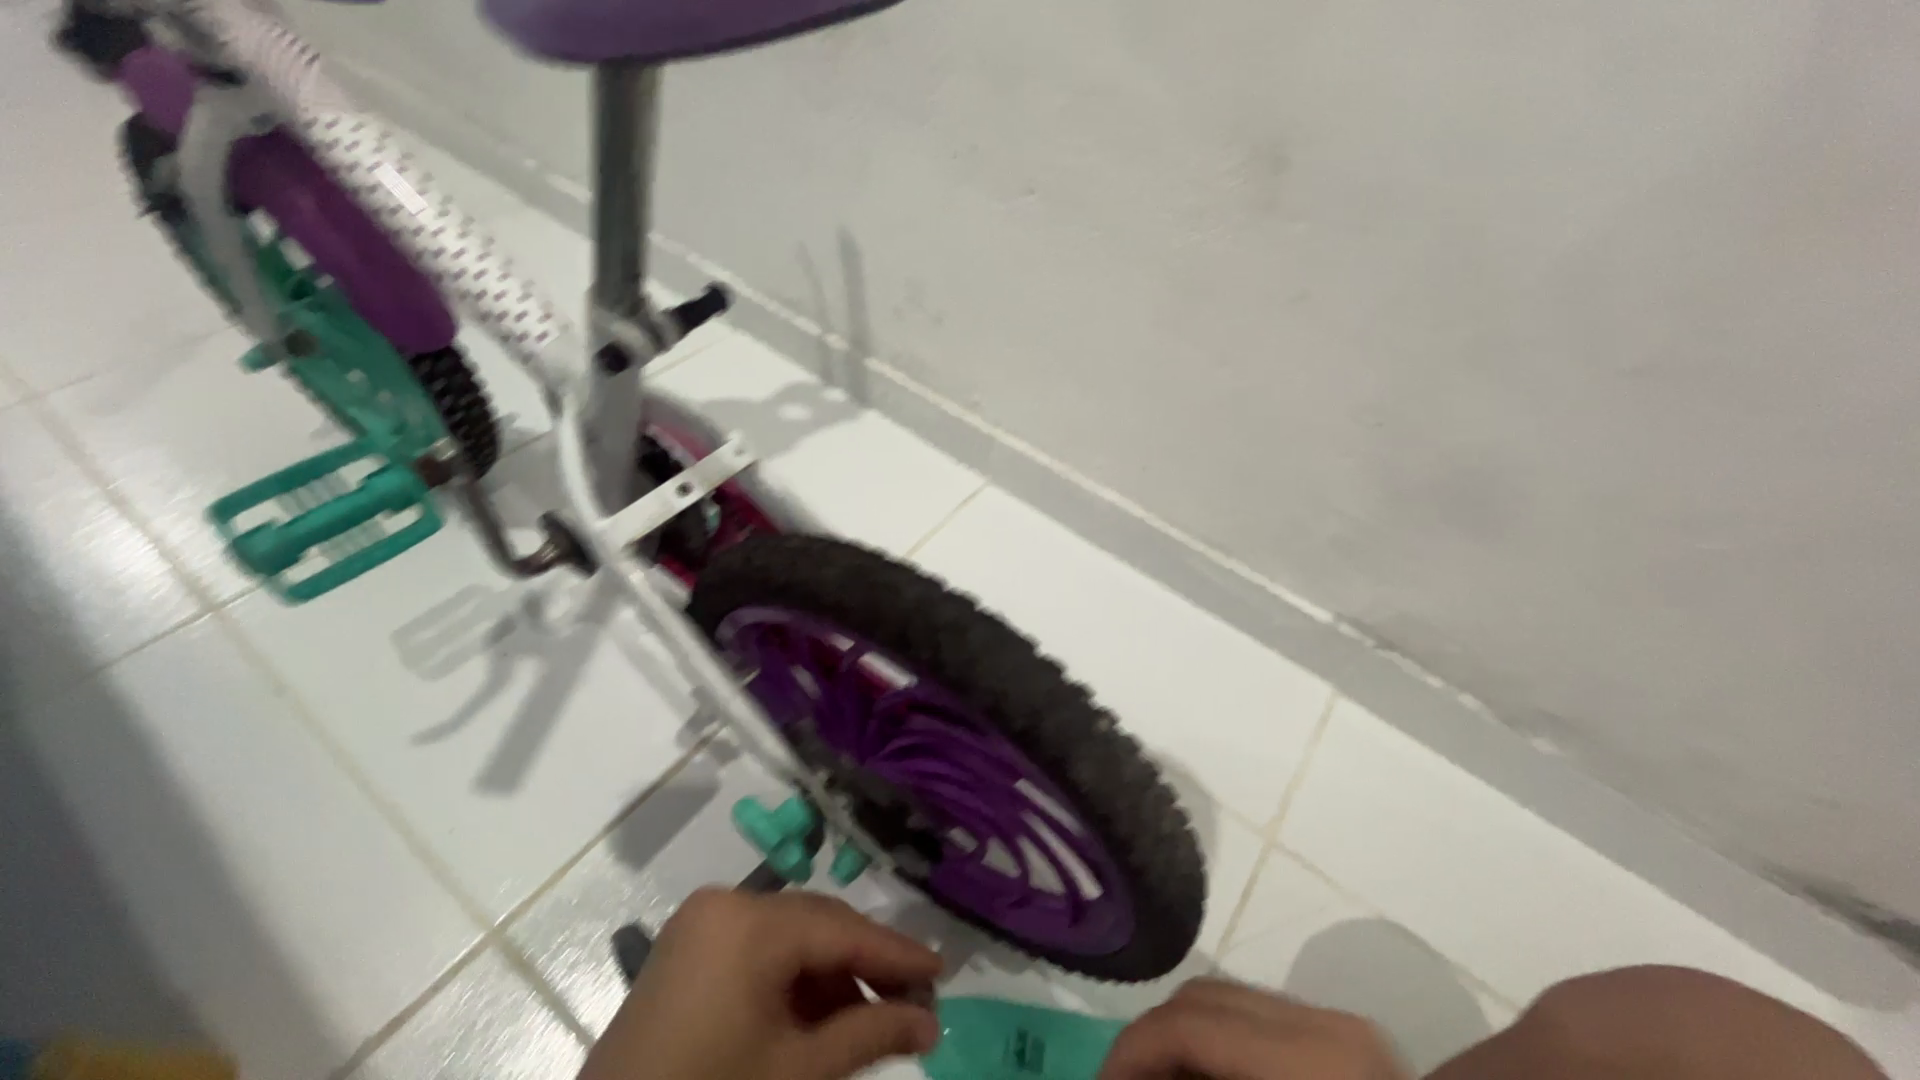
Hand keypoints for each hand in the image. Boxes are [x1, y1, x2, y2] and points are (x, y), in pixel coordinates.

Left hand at [579, 888, 942, 1079]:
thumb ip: (870, 1035)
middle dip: (866, 964)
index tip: (943, 971)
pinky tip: (822, 1016)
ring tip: (872, 1018)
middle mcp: (725, 904)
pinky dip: (794, 979)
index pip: (843, 929)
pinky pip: (758, 949)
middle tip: (915, 1001)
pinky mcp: (687, 948)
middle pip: (818, 924)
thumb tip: (931, 1021)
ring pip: (790, 936)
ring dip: (833, 974)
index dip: (897, 953)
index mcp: (749, 922)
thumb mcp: (798, 1071)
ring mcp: (701, 923)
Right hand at [1099, 978, 1406, 1079]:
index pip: (1186, 1022)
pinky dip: (1220, 1047)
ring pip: (1225, 1001)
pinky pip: (1258, 1021)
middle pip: (1199, 998)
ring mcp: (1341, 1025)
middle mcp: (1324, 1023)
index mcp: (1307, 1059)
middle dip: (1150, 1043)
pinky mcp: (1349, 1039)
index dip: (1129, 1053)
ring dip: (1182, 1040)